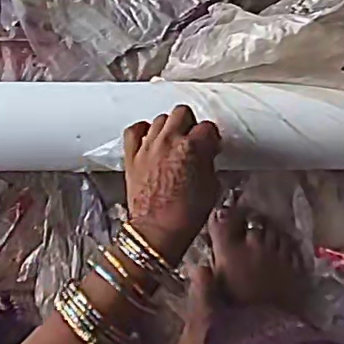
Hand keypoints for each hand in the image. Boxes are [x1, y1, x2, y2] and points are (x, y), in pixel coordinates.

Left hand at [122, 105, 221, 261]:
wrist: (158, 231)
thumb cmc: (185, 214)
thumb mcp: (211, 186)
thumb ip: (209, 161)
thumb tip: (207, 153)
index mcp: (193, 147)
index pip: (207, 127)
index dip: (211, 137)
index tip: (211, 144)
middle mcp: (169, 141)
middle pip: (182, 113)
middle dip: (190, 124)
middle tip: (192, 138)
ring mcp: (148, 146)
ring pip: (160, 119)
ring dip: (169, 128)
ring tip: (172, 142)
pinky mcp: (132, 156)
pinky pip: (134, 130)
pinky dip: (142, 131)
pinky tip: (149, 139)